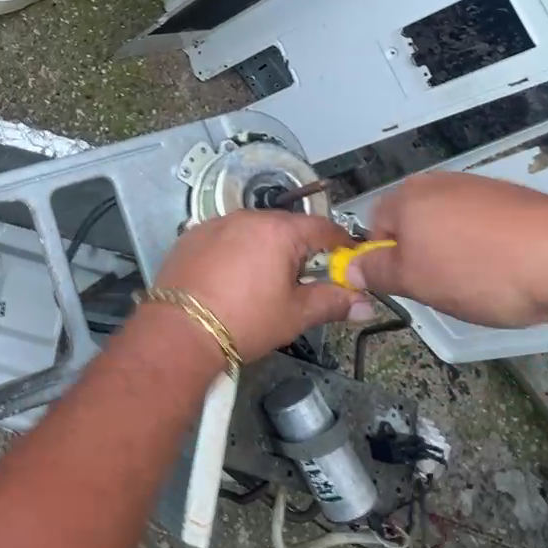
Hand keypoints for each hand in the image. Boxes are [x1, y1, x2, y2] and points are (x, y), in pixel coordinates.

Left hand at [153, 210, 363, 362]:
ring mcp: (213, 223)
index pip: (321, 227)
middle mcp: (244, 217)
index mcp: (276, 231)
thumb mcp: (295, 314)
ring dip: (265, 249)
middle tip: (306, 279)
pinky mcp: (190, 236)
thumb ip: (332, 302)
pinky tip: (232, 279)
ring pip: (251, 231)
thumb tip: (366, 303)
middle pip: (284, 227)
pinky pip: (223, 238)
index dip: (340, 243)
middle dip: (300, 249)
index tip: (350, 261)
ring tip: (266, 282)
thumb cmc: (245, 320)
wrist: (180, 330)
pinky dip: (234, 252)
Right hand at [344, 172, 547, 327]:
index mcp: (408, 195)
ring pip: (453, 228)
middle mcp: (441, 183)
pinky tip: (511, 276)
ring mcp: (483, 189)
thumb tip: (352, 267)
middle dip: (422, 257)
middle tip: (441, 289)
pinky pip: (489, 231)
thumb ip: (376, 272)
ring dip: (458, 255)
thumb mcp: (415, 282)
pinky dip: (493, 252)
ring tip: (482, 287)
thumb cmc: (480, 271)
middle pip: (415, 224)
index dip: (383, 259)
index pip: (374, 225)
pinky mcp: (520, 204)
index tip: (404, 286)